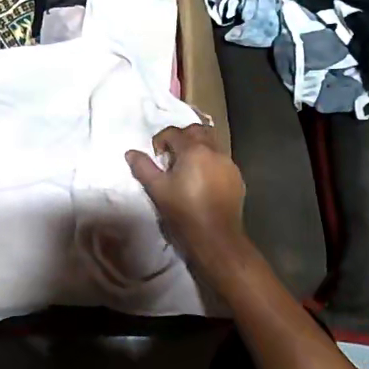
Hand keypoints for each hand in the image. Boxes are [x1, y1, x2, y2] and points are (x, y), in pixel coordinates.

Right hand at [125, 124, 247, 262]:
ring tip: (187, 169)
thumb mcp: (157, 189)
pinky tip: (203, 182)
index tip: (156, 157)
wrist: (216, 237)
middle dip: (182, 138)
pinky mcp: (237, 178)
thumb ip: (143, 167)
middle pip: (197, 131)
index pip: (173, 132)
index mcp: (193, 150)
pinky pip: (221, 161)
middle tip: (171, 157)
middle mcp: (214, 151)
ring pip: (212, 144)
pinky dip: (210, 163)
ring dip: (198, 149)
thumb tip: (131, 153)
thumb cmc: (183, 212)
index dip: (160, 140)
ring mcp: (229, 164)